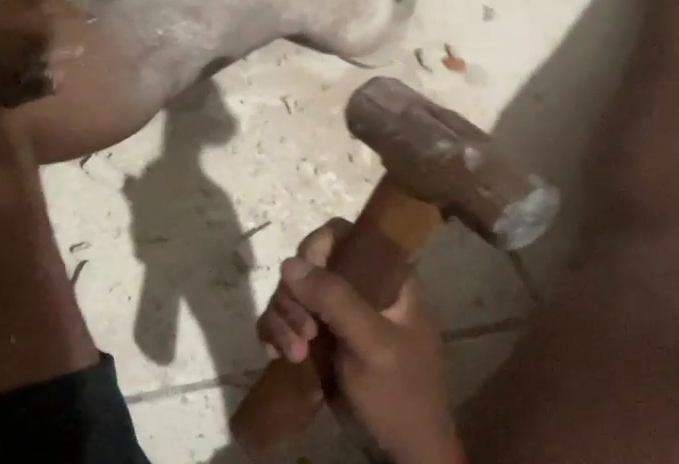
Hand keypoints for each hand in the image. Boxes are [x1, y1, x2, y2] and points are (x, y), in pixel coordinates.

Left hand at [0, 0, 74, 104]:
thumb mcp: (14, 88)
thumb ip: (46, 77)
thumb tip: (62, 63)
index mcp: (51, 37)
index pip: (80, 36)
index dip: (66, 45)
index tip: (52, 50)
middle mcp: (47, 5)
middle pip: (69, 9)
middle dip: (57, 22)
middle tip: (37, 30)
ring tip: (26, 5)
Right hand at [257, 220, 461, 463]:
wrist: (403, 454)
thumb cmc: (400, 395)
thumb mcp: (373, 345)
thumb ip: (335, 300)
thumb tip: (289, 263)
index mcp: (388, 282)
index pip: (344, 237)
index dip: (318, 248)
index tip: (307, 278)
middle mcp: (360, 291)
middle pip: (308, 267)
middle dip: (295, 297)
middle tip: (302, 332)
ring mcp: (337, 317)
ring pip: (292, 294)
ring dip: (283, 320)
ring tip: (292, 353)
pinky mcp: (318, 340)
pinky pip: (283, 320)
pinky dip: (276, 333)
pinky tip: (279, 355)